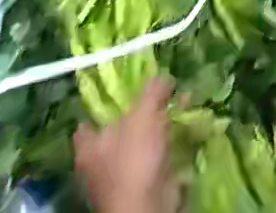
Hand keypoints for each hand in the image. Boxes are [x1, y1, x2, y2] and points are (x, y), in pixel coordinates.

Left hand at [76, 78, 180, 212]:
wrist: (148, 205)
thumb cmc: (134, 159)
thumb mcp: (143, 115)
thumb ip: (152, 92)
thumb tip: (164, 76)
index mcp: (90, 145)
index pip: (89, 120)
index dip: (106, 102)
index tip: (127, 87)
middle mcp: (102, 159)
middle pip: (121, 124)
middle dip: (143, 107)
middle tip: (163, 89)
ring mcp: (123, 171)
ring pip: (143, 137)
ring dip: (162, 120)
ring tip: (182, 99)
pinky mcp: (144, 178)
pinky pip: (157, 150)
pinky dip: (170, 136)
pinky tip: (186, 121)